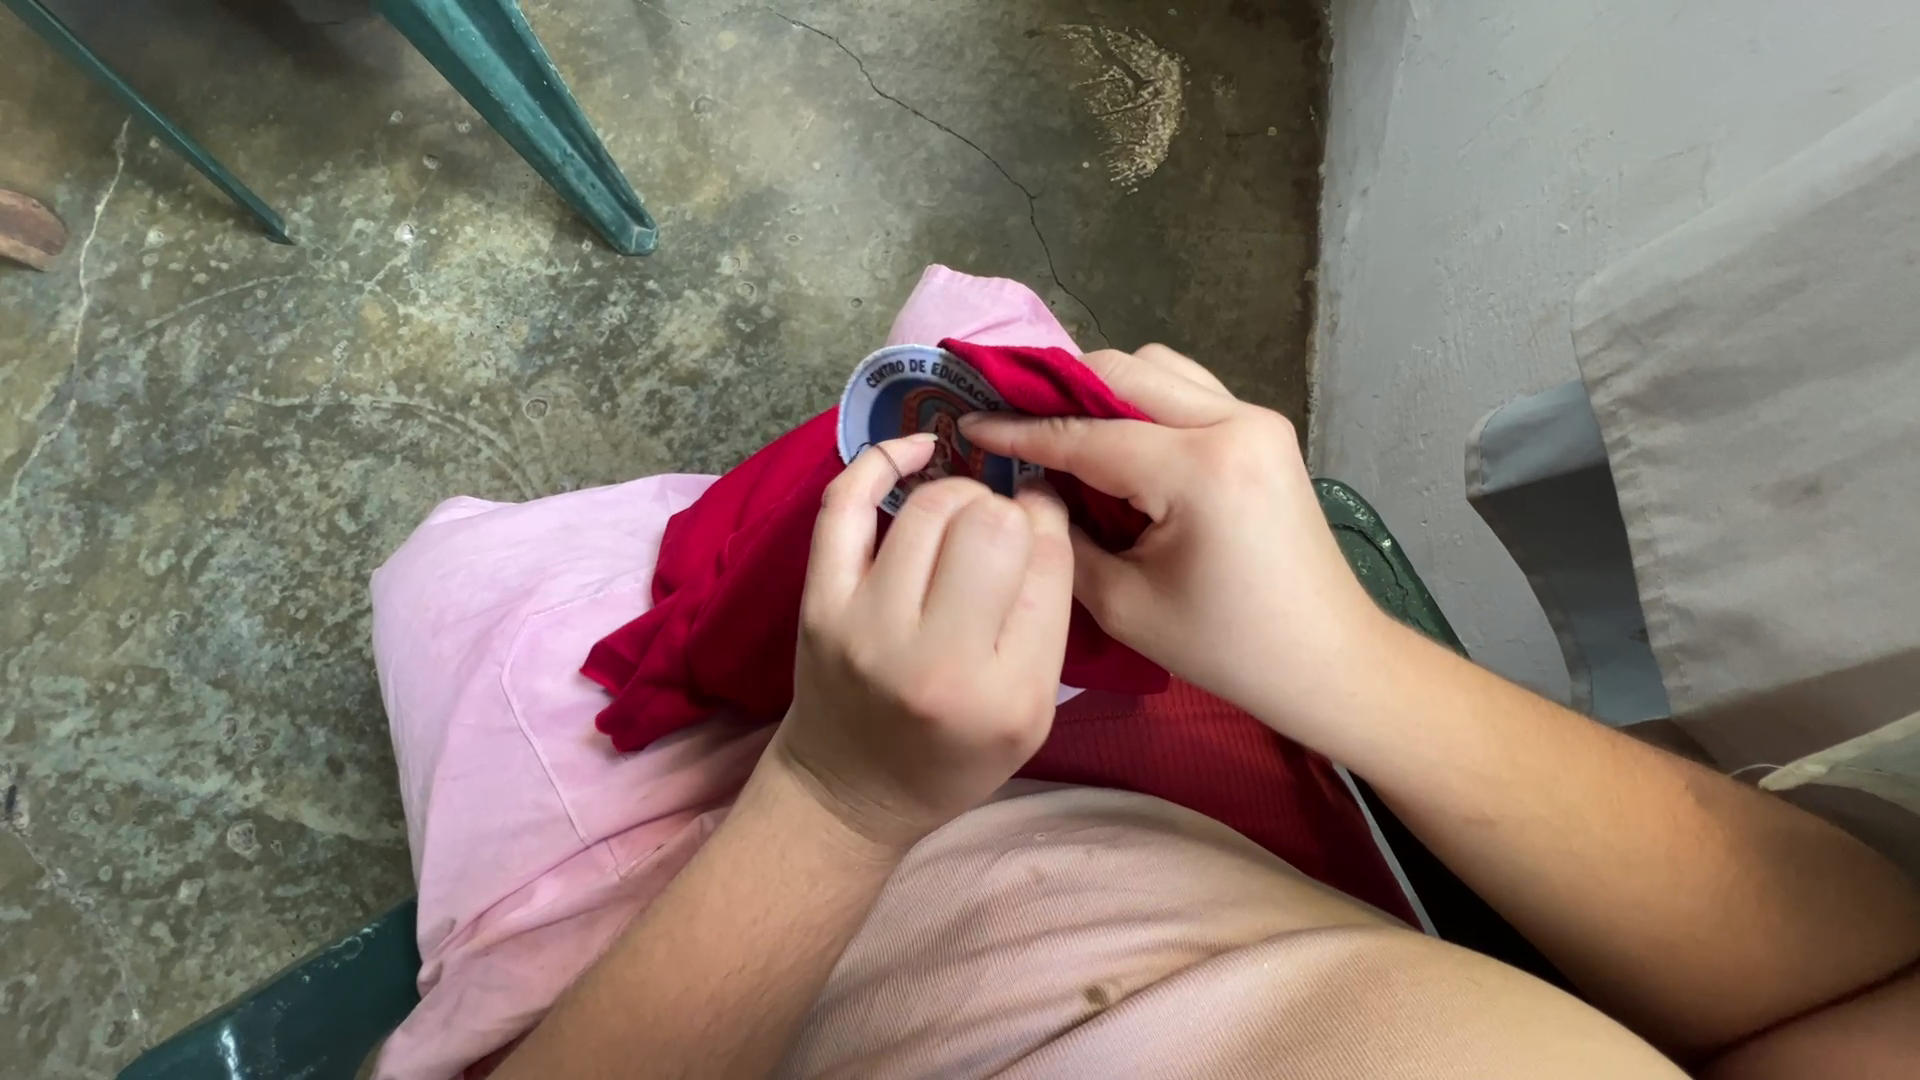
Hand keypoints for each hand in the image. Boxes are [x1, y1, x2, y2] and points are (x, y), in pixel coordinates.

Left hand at [771, 434, 1075, 850]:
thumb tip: (1037, 508)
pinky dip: (880, 460)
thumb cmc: (954, 759)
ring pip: (930, 505)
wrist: (852, 790)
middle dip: (1006, 510)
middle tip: (998, 528)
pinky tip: (914, 449)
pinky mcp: (819, 605)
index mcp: (1008, 695)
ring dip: (958, 493)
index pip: (1047, 562)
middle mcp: (937, 660)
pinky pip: (845, 504)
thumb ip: (1047, 618)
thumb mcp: (1033, 712)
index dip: (1048, 521)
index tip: (1038, 516)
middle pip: (991, 525)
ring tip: (961, 512)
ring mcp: (867, 628)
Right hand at [959, 345, 1384, 727]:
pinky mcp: (1262, 430)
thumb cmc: (1225, 648)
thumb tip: (1031, 489)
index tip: (970, 422)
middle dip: (1057, 389)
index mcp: (1200, 471)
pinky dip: (1141, 400)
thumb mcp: (1123, 604)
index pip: (1087, 434)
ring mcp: (1256, 419)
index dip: (1021, 429)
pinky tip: (1117, 439)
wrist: (1326, 660)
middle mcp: (1234, 423)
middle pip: (1123, 370)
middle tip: (1011, 418)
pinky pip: (1185, 390)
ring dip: (1102, 388)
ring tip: (1062, 429)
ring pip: (1158, 367)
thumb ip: (1064, 536)